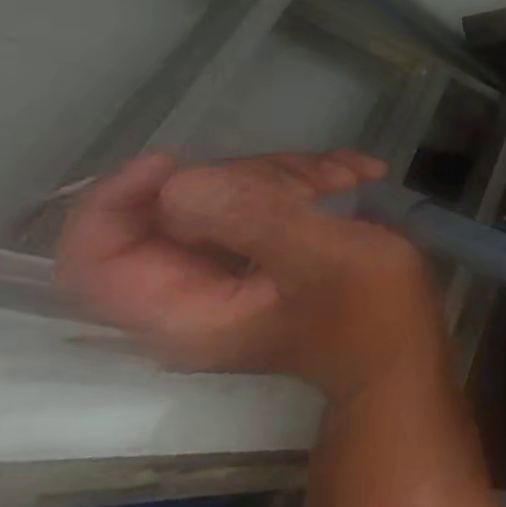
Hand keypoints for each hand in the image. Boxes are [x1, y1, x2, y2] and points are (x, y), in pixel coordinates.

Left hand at [55, 150, 445, 399]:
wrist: (409, 348)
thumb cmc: (372, 309)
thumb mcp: (322, 256)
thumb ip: (253, 219)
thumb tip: (183, 183)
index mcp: (182, 311)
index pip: (96, 256)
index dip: (116, 199)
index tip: (174, 159)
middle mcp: (193, 292)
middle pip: (180, 210)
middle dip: (251, 177)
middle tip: (322, 178)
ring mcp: (233, 272)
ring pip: (231, 195)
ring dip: (293, 175)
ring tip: (351, 179)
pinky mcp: (266, 255)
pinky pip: (267, 199)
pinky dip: (310, 180)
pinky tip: (358, 177)